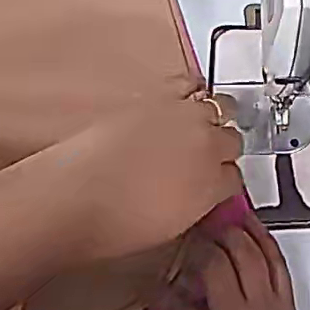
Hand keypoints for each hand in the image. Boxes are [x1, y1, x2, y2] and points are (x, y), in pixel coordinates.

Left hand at [39, 94, 244, 265]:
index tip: (215, 182)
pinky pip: (191, 84)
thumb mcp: (170, 225)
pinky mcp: (161, 96)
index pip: (234, 178)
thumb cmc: (115, 221)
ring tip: (202, 125)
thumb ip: (195, 203)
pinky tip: (190, 96)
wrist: (75, 196)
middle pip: (232, 140)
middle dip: (223, 149)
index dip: (223, 181)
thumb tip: (199, 193)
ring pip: (221, 107)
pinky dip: (194, 90)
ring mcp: (185, 117)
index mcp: (211, 185)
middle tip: (207, 156)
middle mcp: (206, 146)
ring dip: (215, 117)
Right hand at [163, 217, 309, 309]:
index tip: (149, 283)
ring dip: (229, 231)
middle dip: (196, 247)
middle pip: (214, 265)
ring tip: (214, 219)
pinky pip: (276, 263)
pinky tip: (252, 227)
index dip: (157, 292)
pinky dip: (263, 239)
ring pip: (248, 254)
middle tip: (185, 240)